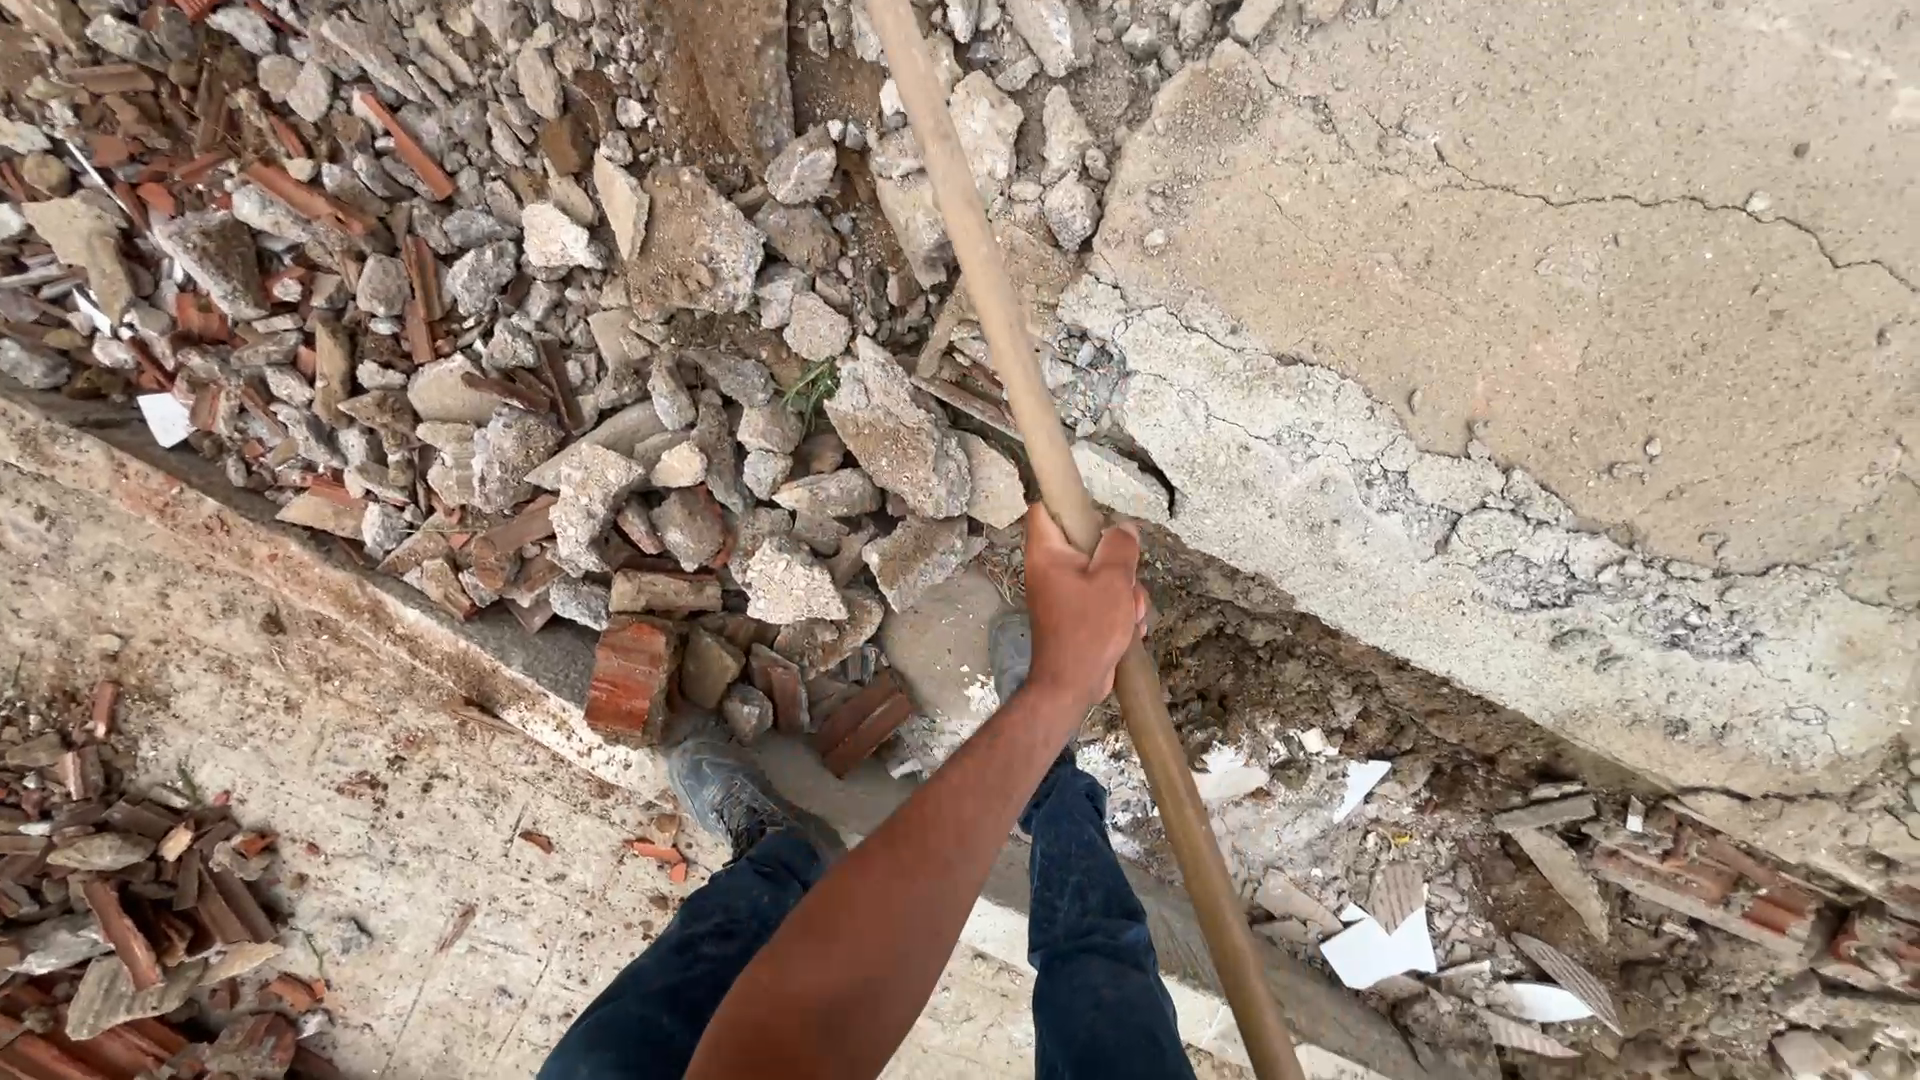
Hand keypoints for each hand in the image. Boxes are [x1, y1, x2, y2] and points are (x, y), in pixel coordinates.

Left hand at [1021, 503, 1147, 712]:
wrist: (1074, 684)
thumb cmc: (1087, 631)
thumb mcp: (1112, 581)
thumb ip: (1119, 548)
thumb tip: (1123, 528)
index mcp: (1047, 552)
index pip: (1045, 508)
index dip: (1068, 502)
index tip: (1096, 511)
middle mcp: (1049, 567)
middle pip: (1088, 542)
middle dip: (1117, 562)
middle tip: (1125, 579)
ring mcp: (1063, 590)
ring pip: (1103, 572)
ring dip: (1125, 591)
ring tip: (1129, 613)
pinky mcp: (1077, 611)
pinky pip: (1104, 596)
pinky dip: (1120, 610)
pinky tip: (1128, 628)